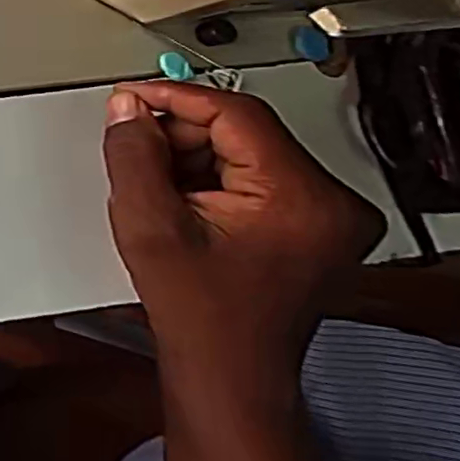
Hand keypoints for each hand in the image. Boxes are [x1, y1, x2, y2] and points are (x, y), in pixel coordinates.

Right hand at [101, 82, 385, 377]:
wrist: (227, 364)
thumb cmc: (200, 310)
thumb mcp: (147, 221)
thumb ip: (133, 154)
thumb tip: (128, 107)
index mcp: (303, 199)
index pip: (237, 113)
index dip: (174, 96)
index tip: (132, 96)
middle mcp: (331, 201)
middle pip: (240, 128)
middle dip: (177, 134)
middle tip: (136, 156)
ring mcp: (326, 212)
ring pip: (241, 147)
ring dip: (188, 155)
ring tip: (161, 194)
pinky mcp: (312, 219)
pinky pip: (249, 169)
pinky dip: (204, 174)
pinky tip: (181, 203)